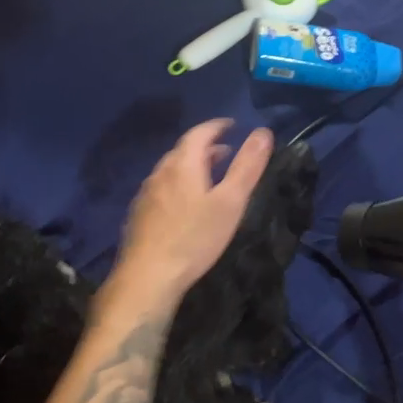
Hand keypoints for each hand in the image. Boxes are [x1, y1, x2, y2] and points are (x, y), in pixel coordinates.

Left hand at [107, 119, 272, 310]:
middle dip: (206, 147)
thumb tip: (263, 132)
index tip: (231, 125)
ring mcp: (146, 193)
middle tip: (225, 153)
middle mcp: (160, 172)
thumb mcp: (230, 202)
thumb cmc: (195, 238)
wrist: (148, 276)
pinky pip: (161, 188)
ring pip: (171, 170)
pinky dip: (177, 185)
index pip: (200, 133)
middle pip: (183, 150)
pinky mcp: (138, 214)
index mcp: (183, 164)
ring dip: (191, 167)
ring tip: (207, 178)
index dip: (217, 126)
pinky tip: (183, 205)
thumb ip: (247, 167)